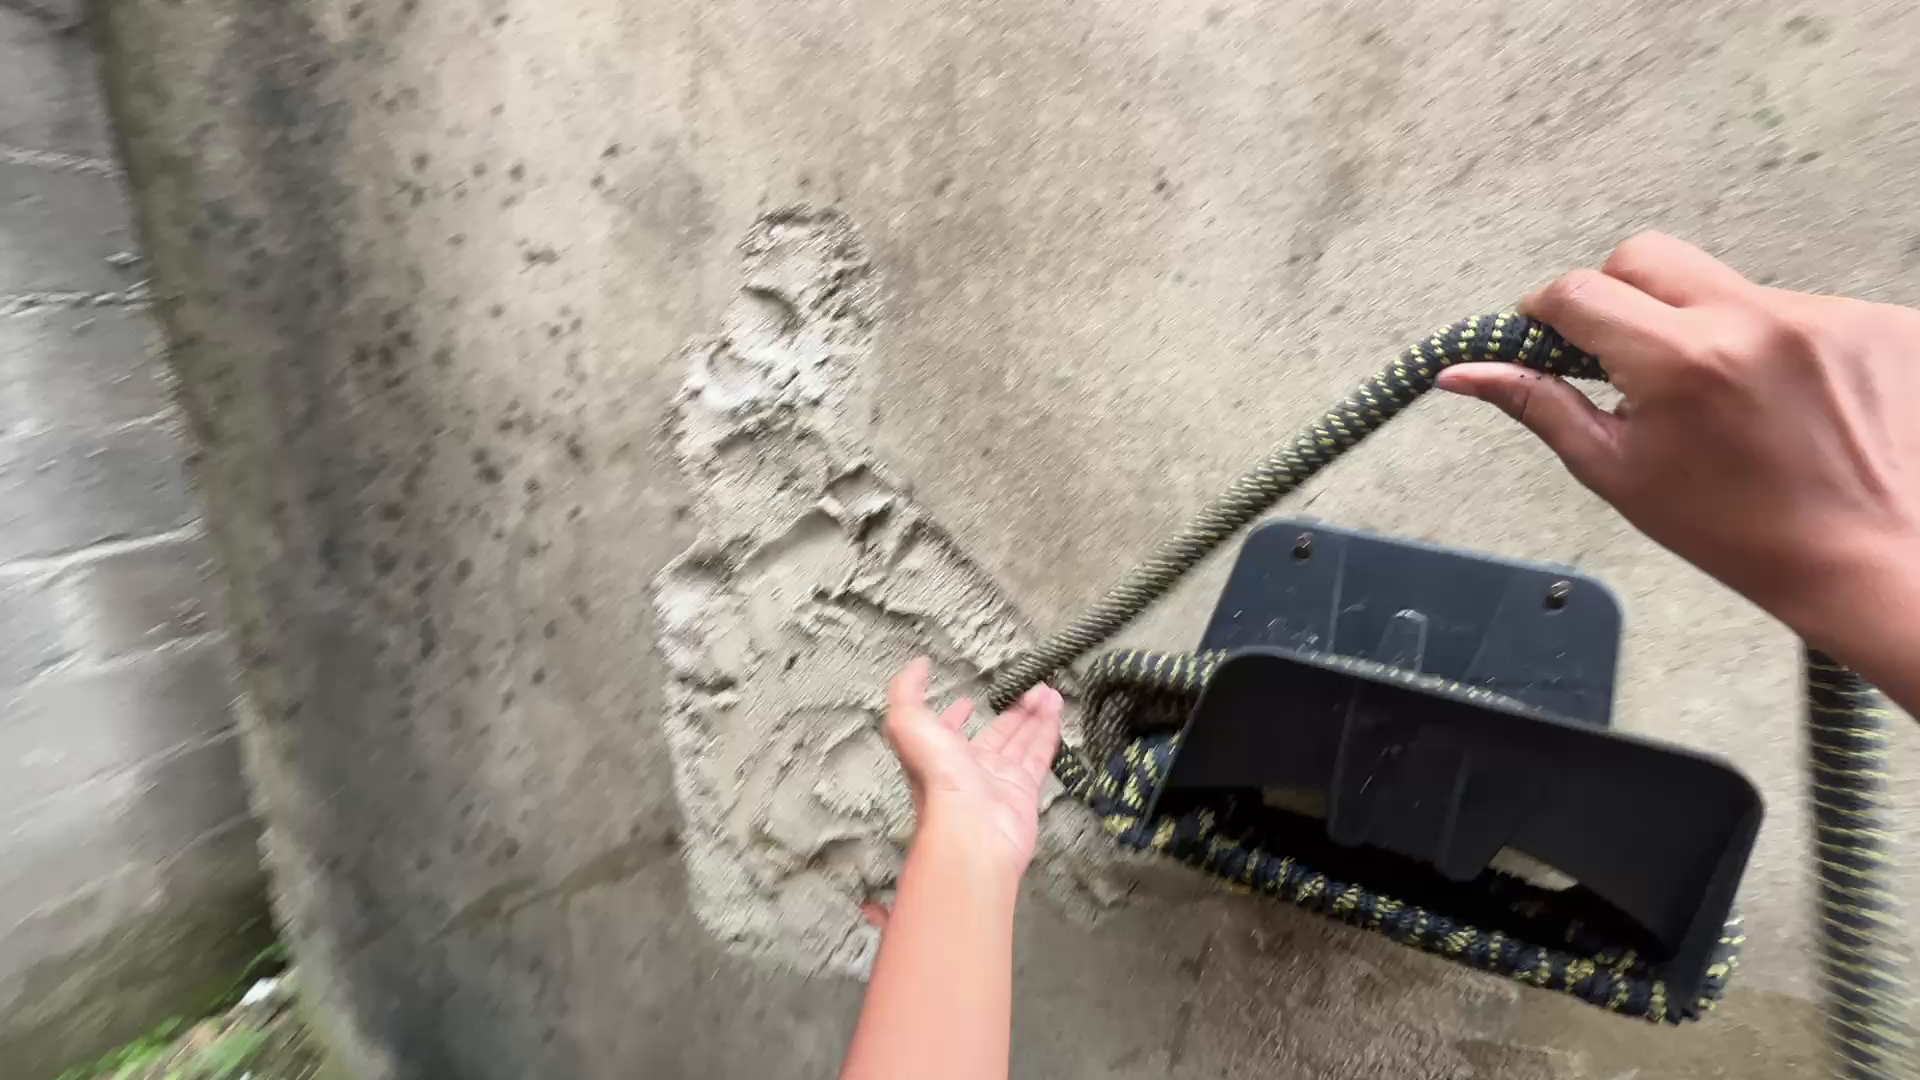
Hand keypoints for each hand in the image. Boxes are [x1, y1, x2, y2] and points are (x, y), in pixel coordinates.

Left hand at [882, 657, 1062, 874]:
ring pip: (1021, 740)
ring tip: (1048, 691)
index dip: (957, 716)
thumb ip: (907, 690)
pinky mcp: (1025, 790)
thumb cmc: (938, 777)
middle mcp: (970, 767)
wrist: (972, 829)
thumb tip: (916, 666)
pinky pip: (1039, 755)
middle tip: (1030, 686)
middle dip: (1012, 709)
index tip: (967, 702)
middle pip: (997, 731)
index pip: (951, 731)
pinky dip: (1049, 731)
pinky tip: (1055, 710)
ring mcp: (999, 780)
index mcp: (941, 753)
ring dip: (1034, 714)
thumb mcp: (908, 722)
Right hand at [1438, 232, 1919, 682]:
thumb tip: (1463, 373)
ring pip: (1713, 284)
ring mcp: (1829, 315)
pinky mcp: (1881, 320)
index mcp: (1680, 360)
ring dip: (1685, 324)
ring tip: (1701, 394)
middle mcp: (1758, 319)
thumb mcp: (1608, 464)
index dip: (1543, 308)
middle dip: (1608, 293)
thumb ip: (1535, 402)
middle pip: (1645, 256)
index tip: (1540, 333)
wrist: (1870, 555)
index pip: (1581, 290)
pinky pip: (1781, 305)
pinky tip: (1761, 394)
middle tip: (1606, 351)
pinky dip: (1751, 339)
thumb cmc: (1729, 524)